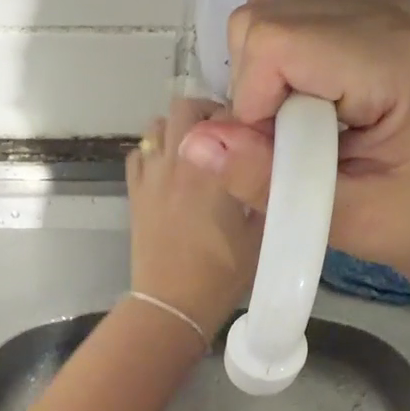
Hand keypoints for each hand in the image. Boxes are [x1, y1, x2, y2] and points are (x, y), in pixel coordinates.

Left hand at [127, 99, 263, 336]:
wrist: (173, 304)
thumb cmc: (222, 273)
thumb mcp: (262, 234)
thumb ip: (267, 192)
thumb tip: (275, 166)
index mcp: (214, 166)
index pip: (228, 114)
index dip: (243, 118)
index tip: (254, 134)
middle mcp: (178, 159)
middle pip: (185, 106)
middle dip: (206, 112)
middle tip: (223, 135)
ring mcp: (151, 175)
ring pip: (157, 126)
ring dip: (176, 129)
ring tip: (194, 151)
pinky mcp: (134, 192)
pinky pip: (138, 153)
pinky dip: (152, 152)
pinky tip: (168, 172)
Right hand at [177, 0, 409, 280]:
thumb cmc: (406, 221)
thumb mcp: (337, 217)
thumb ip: (264, 179)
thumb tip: (192, 143)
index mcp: (391, 59)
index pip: (274, 41)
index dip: (251, 102)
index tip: (278, 153)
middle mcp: (382, 14)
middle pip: (262, 18)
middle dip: (251, 89)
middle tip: (287, 144)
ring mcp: (371, 7)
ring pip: (264, 15)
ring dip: (259, 80)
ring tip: (297, 131)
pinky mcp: (356, 15)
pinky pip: (280, 22)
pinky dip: (272, 70)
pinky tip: (304, 112)